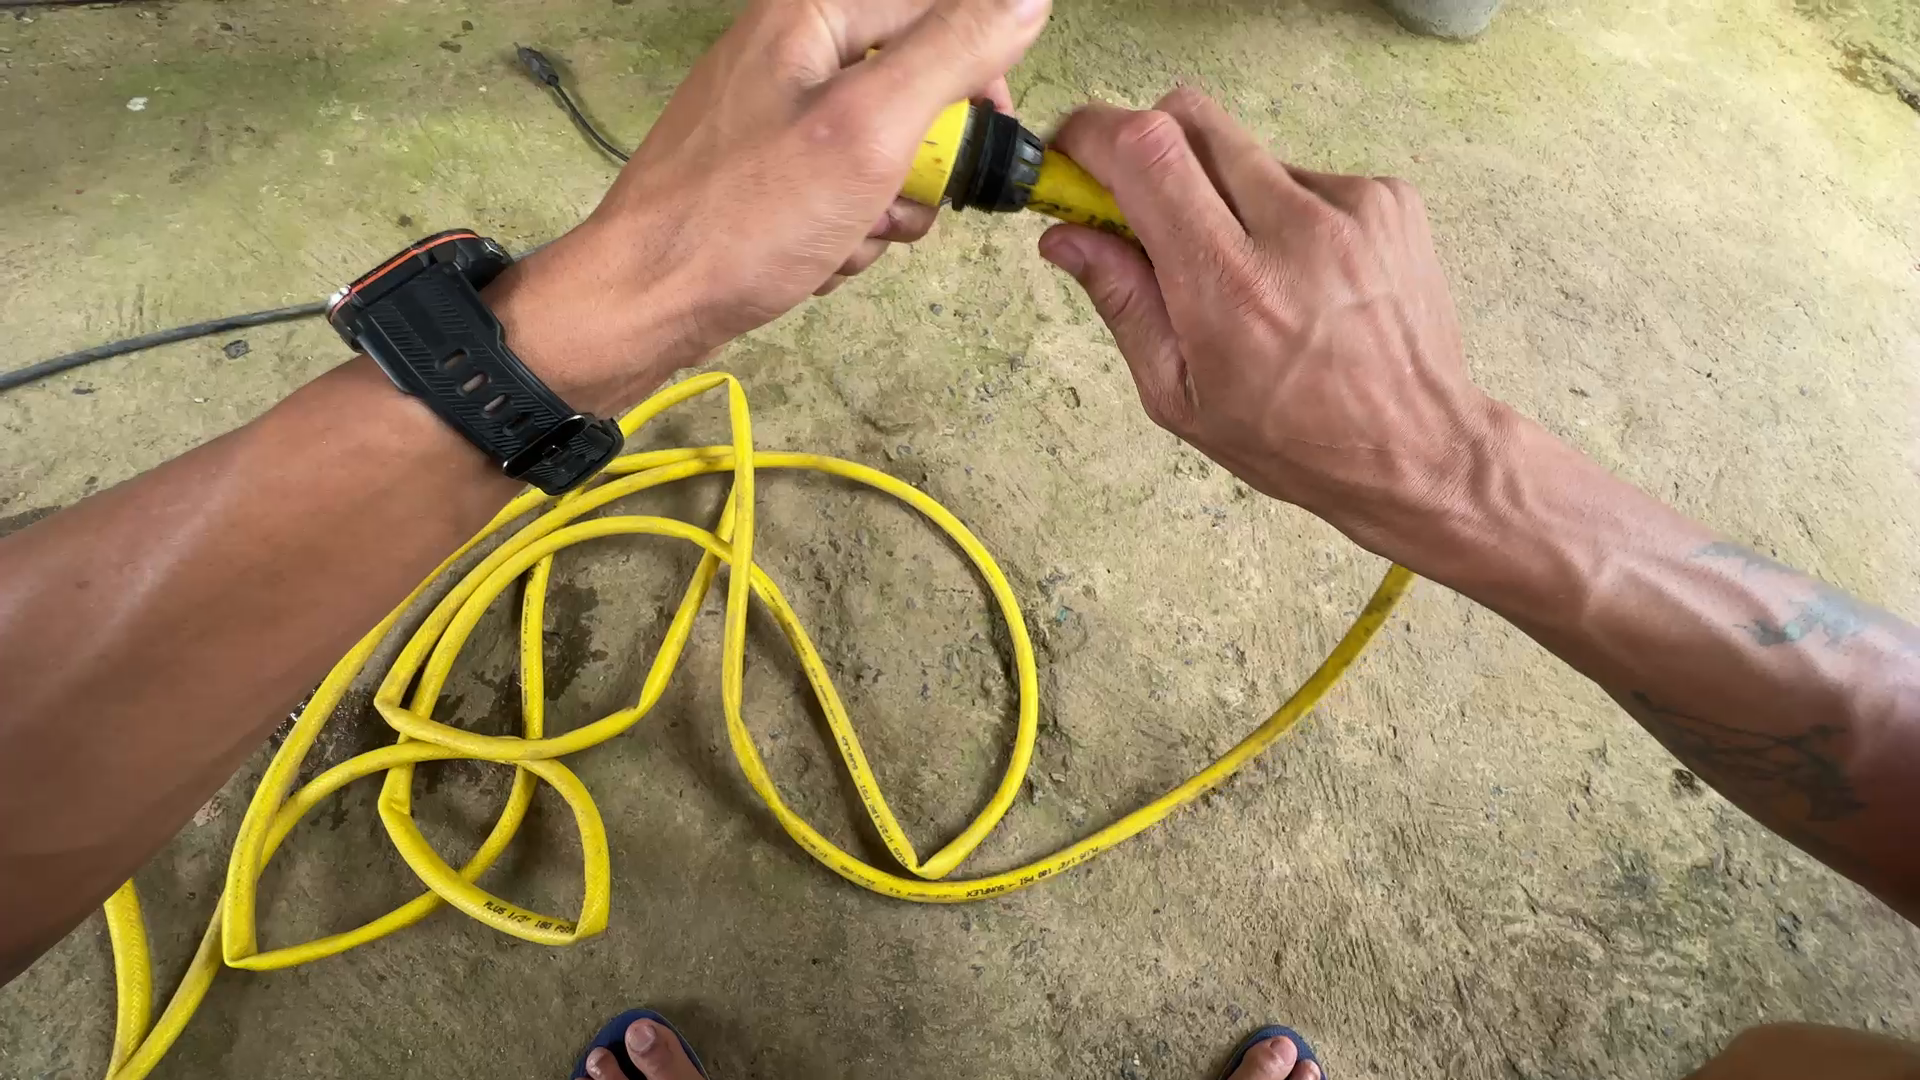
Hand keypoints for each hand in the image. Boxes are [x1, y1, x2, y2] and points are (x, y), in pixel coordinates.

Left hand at [492, 0, 1048, 413]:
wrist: (656, 300)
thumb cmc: (757, 213)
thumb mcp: (869, 126)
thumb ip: (951, 54)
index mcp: (812, 18)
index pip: (931, 12)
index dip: (977, 72)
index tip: (989, 138)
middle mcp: (794, 61)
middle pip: (907, 98)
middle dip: (915, 169)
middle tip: (891, 205)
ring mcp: (779, 127)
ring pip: (879, 161)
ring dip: (880, 214)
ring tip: (841, 240)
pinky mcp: (771, 183)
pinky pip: (841, 199)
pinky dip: (844, 235)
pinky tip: (815, 257)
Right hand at [1037, 87, 1507, 561]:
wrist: (1413, 448)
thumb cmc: (1286, 440)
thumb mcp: (1177, 396)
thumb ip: (1123, 304)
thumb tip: (1065, 238)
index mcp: (1228, 289)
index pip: (1147, 154)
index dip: (1092, 137)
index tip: (1068, 158)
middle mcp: (1293, 228)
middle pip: (1187, 119)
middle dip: (1140, 151)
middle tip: (1133, 214)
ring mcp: (1350, 202)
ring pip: (1239, 152)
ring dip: (1207, 194)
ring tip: (1231, 272)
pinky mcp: (1386, 195)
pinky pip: (1294, 176)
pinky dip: (1266, 211)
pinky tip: (1286, 274)